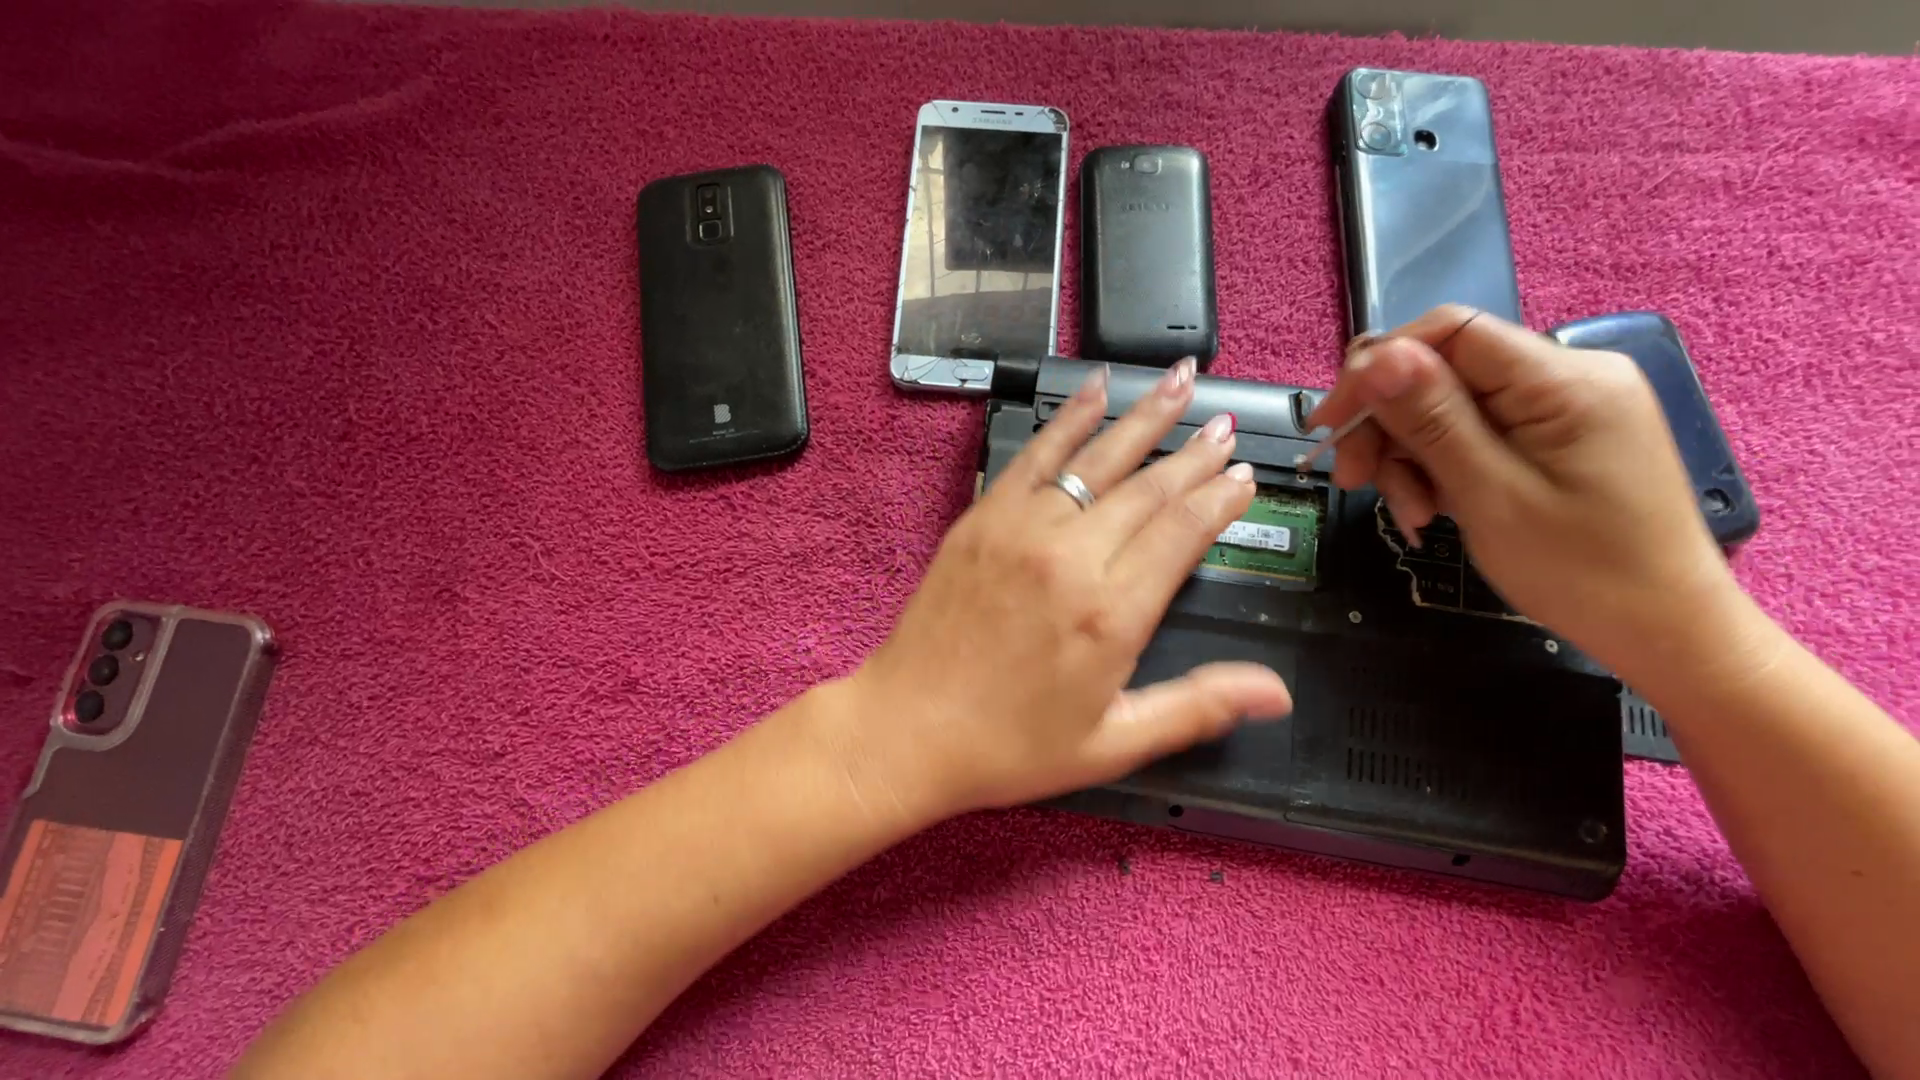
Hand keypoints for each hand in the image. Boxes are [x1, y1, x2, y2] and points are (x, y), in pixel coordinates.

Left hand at [845, 359, 1291, 819]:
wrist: (908, 728)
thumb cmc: (1008, 744)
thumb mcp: (1112, 741)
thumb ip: (1196, 706)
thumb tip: (1275, 692)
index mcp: (1111, 613)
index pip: (1183, 533)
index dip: (1219, 500)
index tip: (1243, 477)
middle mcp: (1070, 557)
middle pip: (1149, 489)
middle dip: (1193, 453)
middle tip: (1224, 425)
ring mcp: (1021, 529)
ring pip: (1098, 459)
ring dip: (1143, 416)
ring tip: (1179, 379)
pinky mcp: (982, 519)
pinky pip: (1035, 455)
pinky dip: (1068, 419)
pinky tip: (1093, 389)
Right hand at [1307, 306, 1745, 674]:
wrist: (1663, 631)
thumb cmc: (1581, 572)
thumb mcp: (1490, 496)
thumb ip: (1433, 420)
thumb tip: (1378, 355)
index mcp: (1564, 380)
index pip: (1449, 331)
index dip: (1378, 366)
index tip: (1331, 424)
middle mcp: (1566, 377)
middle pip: (1442, 372)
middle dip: (1389, 425)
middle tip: (1355, 482)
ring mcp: (1561, 409)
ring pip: (1447, 408)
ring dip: (1409, 458)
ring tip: (1411, 515)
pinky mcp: (1554, 438)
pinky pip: (1473, 435)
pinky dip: (1439, 470)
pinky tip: (1432, 510)